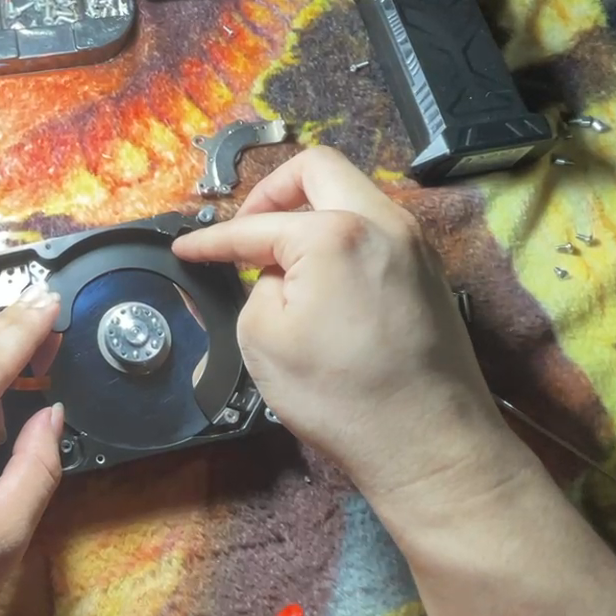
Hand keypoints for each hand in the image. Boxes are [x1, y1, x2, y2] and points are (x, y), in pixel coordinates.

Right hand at [172, 147, 527, 510]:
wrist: (432, 446)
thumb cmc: (338, 395)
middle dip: (270, 191)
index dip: (211, 240)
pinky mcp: (429, 270)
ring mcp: (414, 243)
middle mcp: (382, 221)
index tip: (184, 249)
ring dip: (307, 209)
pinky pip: (374, 224)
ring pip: (352, 191)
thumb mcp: (262, 339)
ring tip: (279, 255)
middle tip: (246, 230)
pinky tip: (319, 276)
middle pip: (317, 168)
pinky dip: (338, 231)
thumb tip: (268, 271)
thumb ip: (253, 285)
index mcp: (334, 233)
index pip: (255, 226)